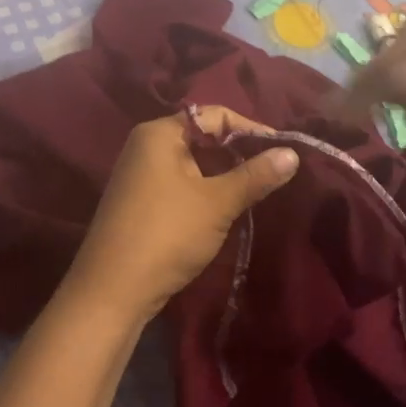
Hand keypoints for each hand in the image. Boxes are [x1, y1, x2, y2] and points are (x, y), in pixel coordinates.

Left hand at [63, 107, 299, 323]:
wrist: (113, 291)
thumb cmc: (167, 234)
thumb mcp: (217, 203)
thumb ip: (255, 176)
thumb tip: (293, 153)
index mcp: (160, 133)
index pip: (214, 115)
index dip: (252, 129)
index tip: (283, 151)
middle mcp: (146, 145)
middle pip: (203, 137)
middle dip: (239, 153)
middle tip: (275, 172)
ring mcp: (140, 174)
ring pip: (194, 163)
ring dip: (225, 175)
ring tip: (259, 190)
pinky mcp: (141, 201)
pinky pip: (182, 184)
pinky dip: (206, 191)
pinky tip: (229, 208)